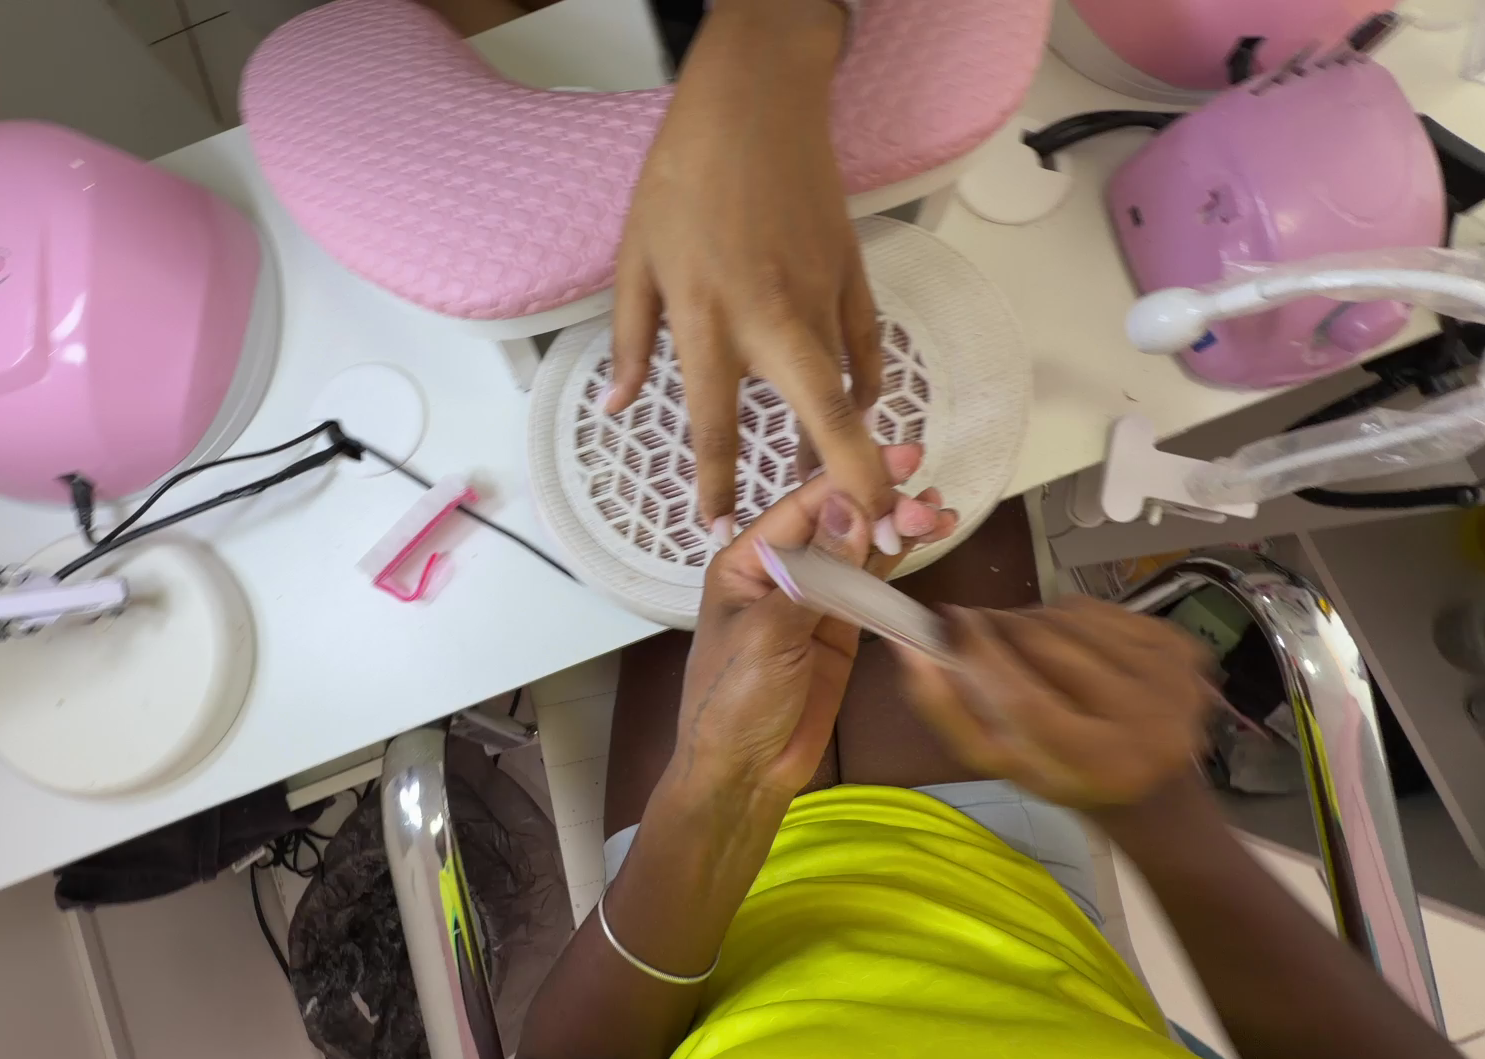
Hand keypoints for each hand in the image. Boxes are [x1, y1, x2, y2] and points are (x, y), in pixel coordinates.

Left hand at [606, 0, 899, 553]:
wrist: (754, 100)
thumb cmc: (681, 181)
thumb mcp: (635, 262)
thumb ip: (630, 342)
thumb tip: (616, 405)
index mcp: (707, 324)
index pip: (715, 424)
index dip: (717, 485)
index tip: (719, 532)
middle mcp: (771, 323)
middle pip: (821, 416)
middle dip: (851, 481)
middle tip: (868, 531)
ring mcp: (821, 299)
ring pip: (848, 389)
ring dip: (849, 443)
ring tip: (847, 486)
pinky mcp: (852, 276)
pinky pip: (868, 346)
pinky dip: (868, 384)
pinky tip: (861, 407)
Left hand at [670, 445, 956, 800]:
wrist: (745, 769)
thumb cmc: (736, 698)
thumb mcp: (771, 632)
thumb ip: (816, 572)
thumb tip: (849, 504)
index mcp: (747, 561)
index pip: (803, 507)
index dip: (850, 481)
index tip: (899, 460)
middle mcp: (781, 570)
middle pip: (837, 522)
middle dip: (881, 505)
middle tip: (928, 498)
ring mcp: (814, 597)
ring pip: (860, 549)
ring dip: (897, 528)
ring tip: (940, 511)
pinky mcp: (840, 625)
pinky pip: (871, 585)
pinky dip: (898, 563)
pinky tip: (927, 538)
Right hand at [897, 597, 1213, 809]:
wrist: (1151, 783)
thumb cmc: (1059, 772)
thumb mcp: (997, 757)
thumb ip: (944, 707)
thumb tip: (906, 647)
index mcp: (1099, 764)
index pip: (1023, 700)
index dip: (979, 655)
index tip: (946, 620)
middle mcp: (1148, 721)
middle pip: (1044, 647)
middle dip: (997, 627)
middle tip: (975, 629)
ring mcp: (1172, 678)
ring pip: (1065, 618)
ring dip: (1027, 620)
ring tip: (1022, 643)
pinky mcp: (1182, 645)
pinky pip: (1093, 607)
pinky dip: (1062, 614)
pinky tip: (1065, 641)